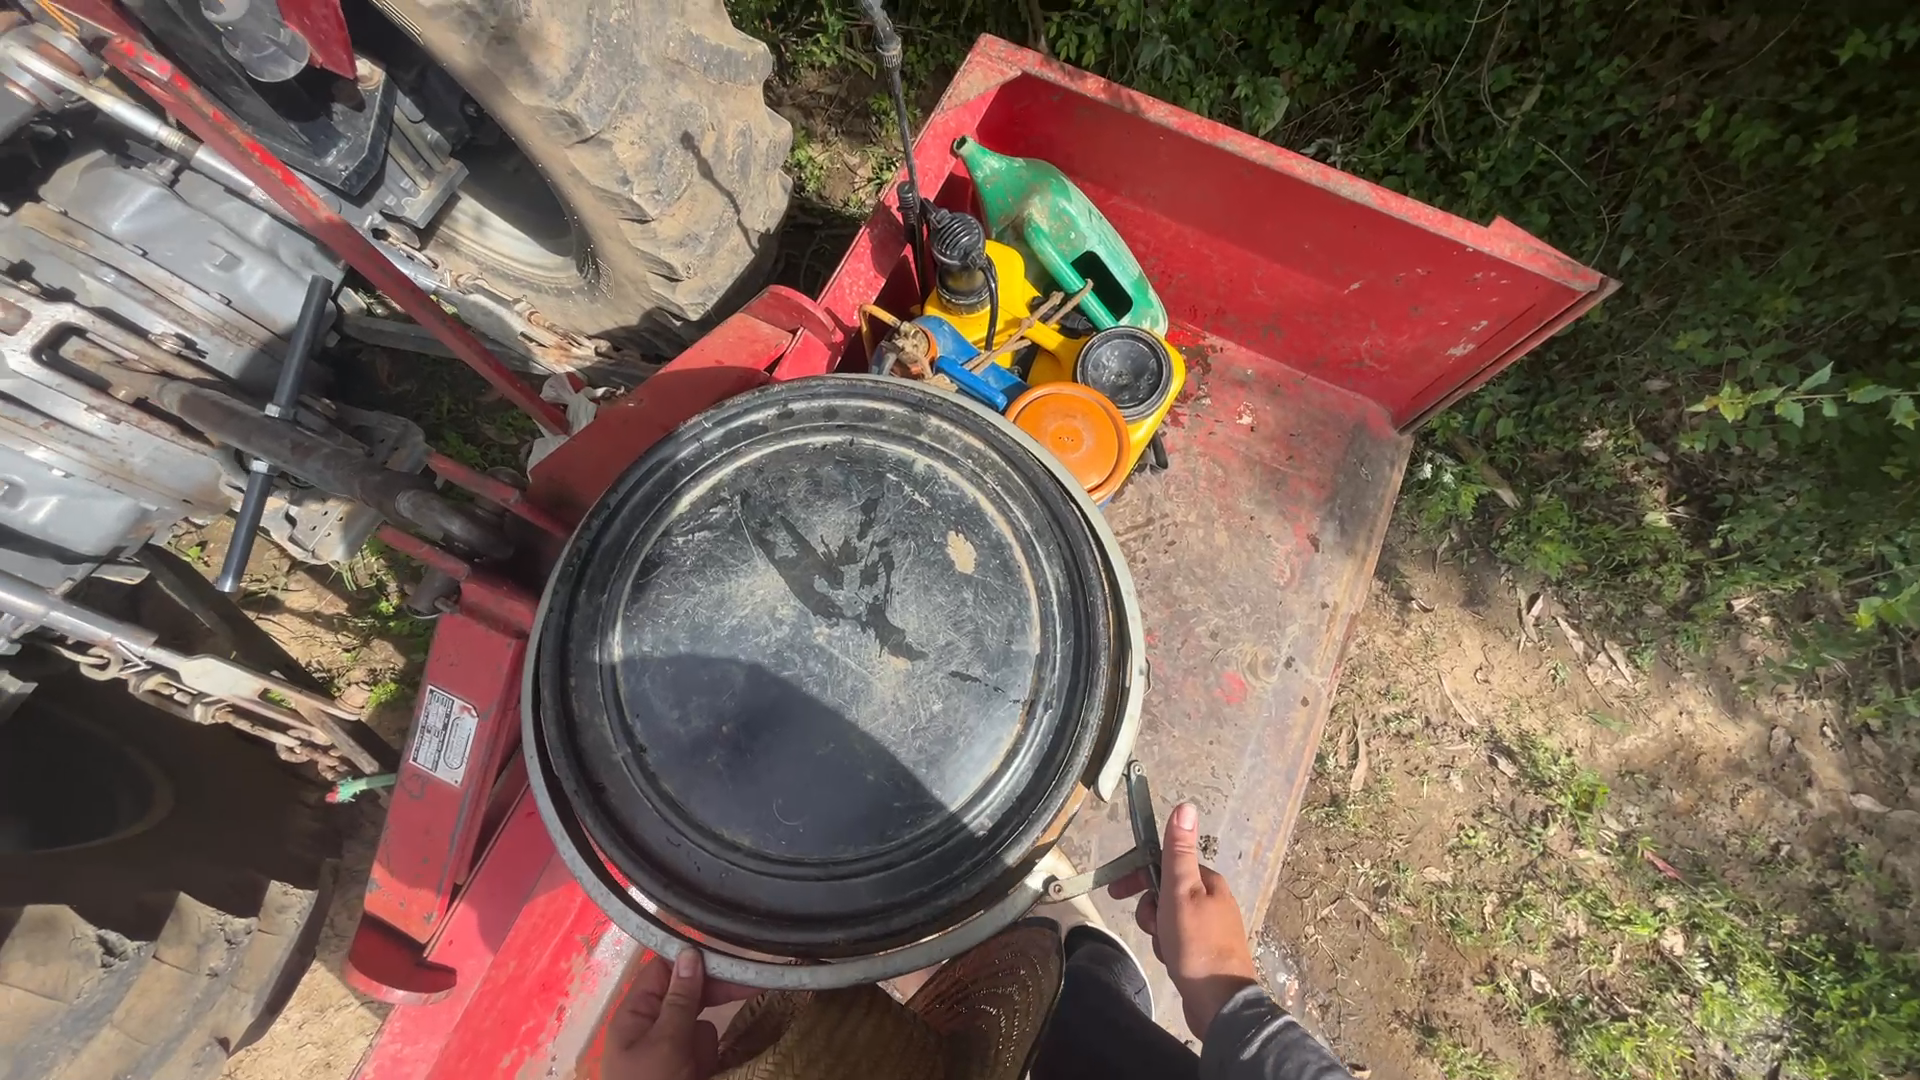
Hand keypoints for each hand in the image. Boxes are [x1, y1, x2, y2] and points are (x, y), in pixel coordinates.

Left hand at [596, 948, 757, 1079]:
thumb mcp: (665, 1044)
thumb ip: (680, 999)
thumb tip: (690, 951)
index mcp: (634, 1015)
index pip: (664, 969)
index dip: (694, 961)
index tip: (727, 958)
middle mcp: (650, 1027)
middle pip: (687, 994)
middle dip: (713, 999)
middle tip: (750, 987)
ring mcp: (666, 1051)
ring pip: (699, 1023)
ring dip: (706, 1041)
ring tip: (697, 1069)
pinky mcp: (683, 1069)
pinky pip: (704, 1049)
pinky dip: (708, 1059)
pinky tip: (703, 1074)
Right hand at [1110, 801, 1258, 1038]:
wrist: (1221, 1006)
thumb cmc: (1197, 943)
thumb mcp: (1181, 891)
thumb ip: (1178, 850)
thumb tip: (1186, 805)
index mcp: (1209, 882)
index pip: (1165, 865)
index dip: (1138, 876)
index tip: (1118, 892)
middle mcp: (1213, 900)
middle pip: (1165, 891)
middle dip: (1150, 908)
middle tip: (1149, 927)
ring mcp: (1212, 928)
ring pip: (1168, 917)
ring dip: (1158, 930)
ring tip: (1165, 948)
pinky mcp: (1207, 953)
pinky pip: (1177, 939)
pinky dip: (1168, 947)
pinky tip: (1172, 961)